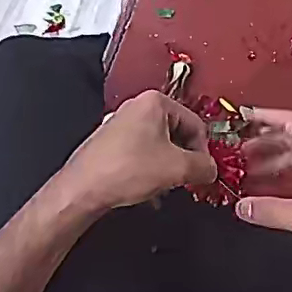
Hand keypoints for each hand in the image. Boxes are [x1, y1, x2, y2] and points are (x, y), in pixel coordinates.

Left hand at [53, 91, 217, 212]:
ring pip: (160, 146)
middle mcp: (137, 107)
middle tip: (183, 179)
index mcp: (155, 102)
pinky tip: (145, 190)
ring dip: (166, 168)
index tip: (202, 170)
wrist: (81, 189)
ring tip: (162, 186)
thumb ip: (203, 166)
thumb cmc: (124, 170)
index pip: (196, 124)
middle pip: (177, 134)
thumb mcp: (177, 169)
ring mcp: (122, 124)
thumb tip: (210, 169)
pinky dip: (149, 170)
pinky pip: (142, 154)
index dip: (203, 151)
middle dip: (183, 160)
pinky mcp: (111, 143)